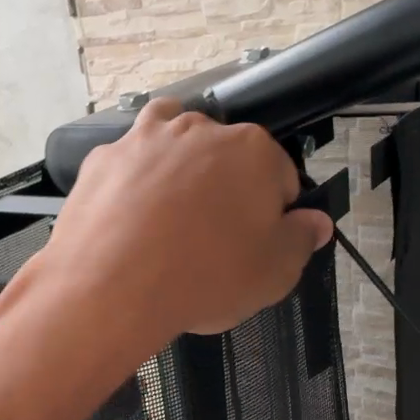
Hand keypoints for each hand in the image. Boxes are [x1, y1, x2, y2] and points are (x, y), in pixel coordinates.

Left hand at [35, 97, 332, 341]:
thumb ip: (301, 240)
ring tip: (171, 215)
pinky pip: (127, 162)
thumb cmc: (203, 278)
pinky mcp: (103, 159)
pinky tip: (129, 217)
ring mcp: (145, 138)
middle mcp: (200, 130)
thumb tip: (315, 223)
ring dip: (178, 166)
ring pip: (173, 141)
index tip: (257, 243)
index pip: (279, 176)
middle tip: (212, 240)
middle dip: (225, 188)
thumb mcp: (274, 273)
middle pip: (225, 155)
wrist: (110, 288)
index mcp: (253, 151)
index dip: (273, 213)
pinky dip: (132, 181)